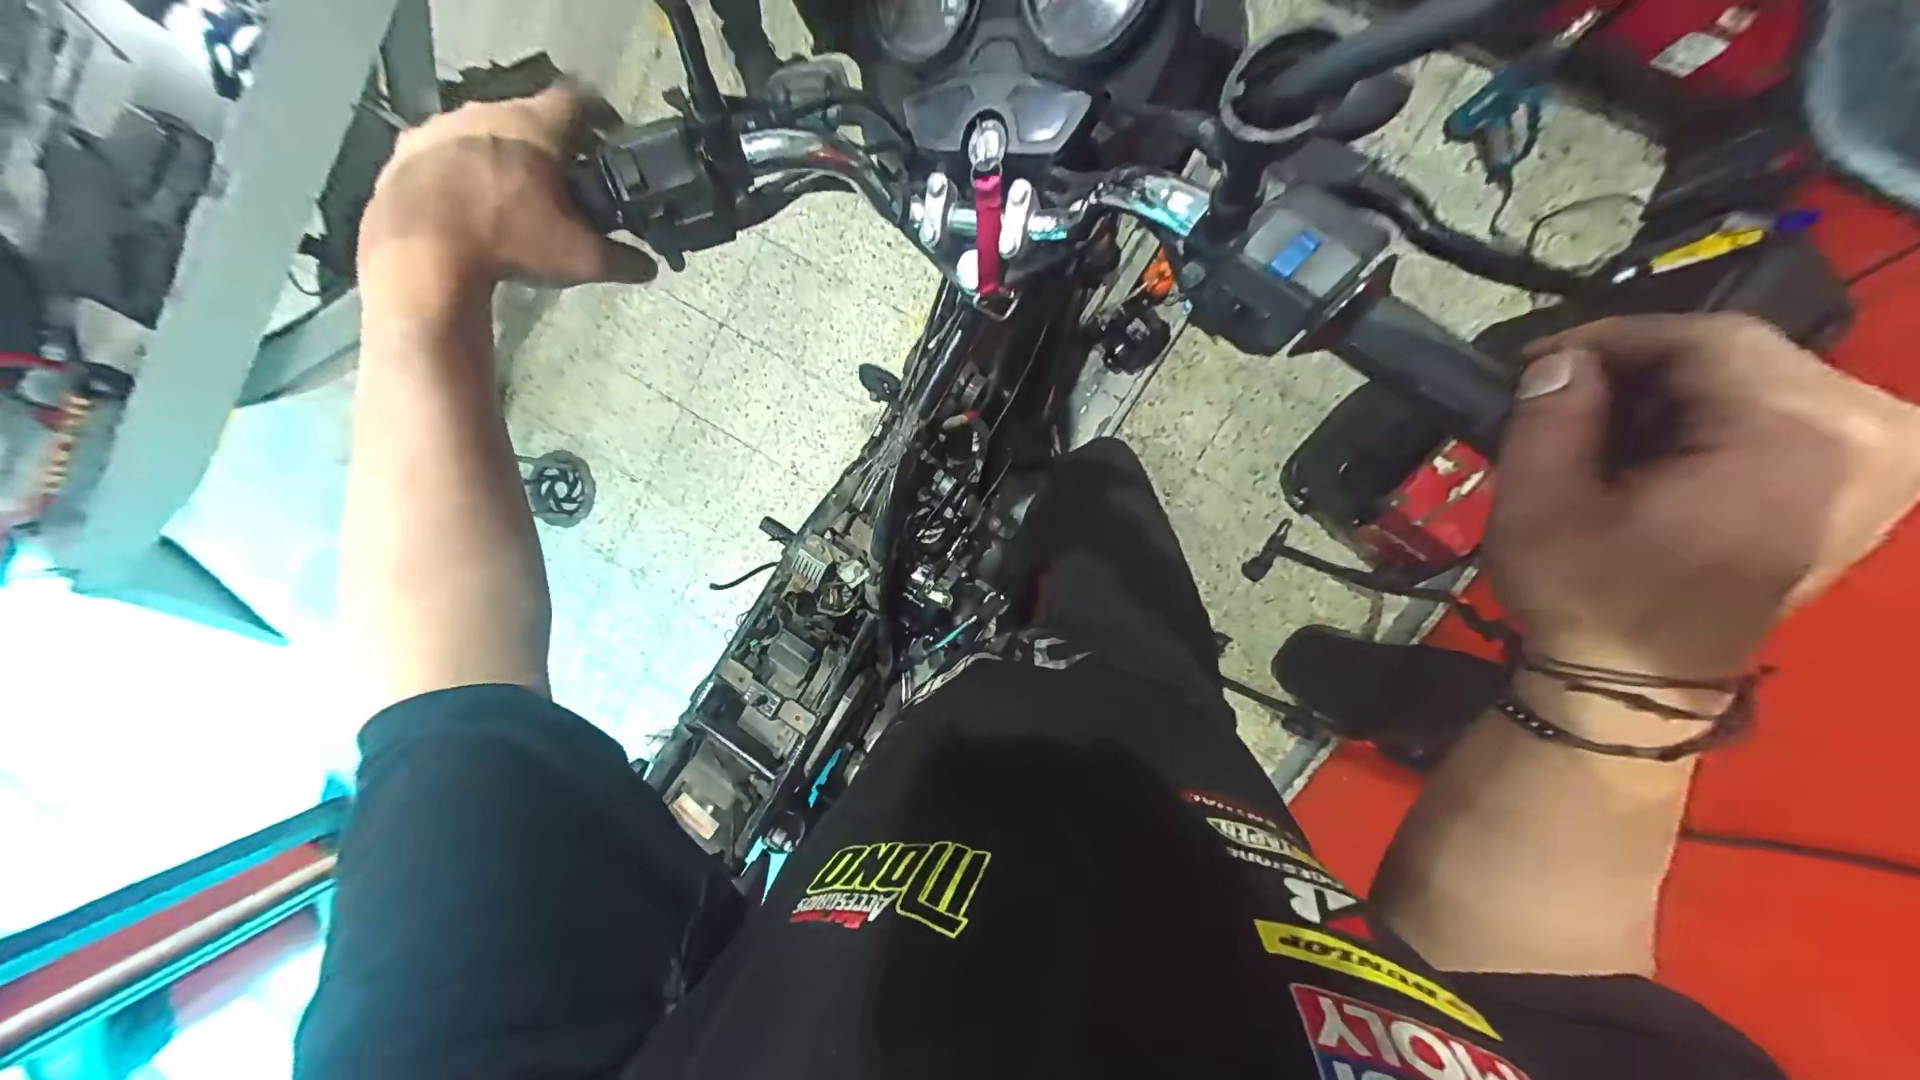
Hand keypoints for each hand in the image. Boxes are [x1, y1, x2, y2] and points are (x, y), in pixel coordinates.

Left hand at [358, 83, 655, 289]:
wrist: (422, 252)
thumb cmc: (512, 241)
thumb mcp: (583, 259)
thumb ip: (623, 261)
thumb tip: (648, 268)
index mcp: (534, 128)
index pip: (579, 100)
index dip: (602, 115)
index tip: (613, 134)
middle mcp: (486, 113)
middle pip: (532, 117)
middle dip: (555, 145)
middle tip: (572, 180)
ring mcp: (440, 128)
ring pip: (488, 134)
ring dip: (509, 157)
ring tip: (523, 197)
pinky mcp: (407, 151)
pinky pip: (450, 154)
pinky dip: (470, 173)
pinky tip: (479, 206)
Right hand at [1487, 314, 1919, 681]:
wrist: (1638, 678)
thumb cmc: (1587, 595)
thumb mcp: (1541, 505)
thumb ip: (1548, 418)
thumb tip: (1558, 362)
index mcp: (1801, 435)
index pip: (1708, 338)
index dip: (1609, 337)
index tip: (1534, 359)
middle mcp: (1876, 431)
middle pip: (1740, 354)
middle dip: (1634, 367)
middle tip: (1553, 392)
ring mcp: (1886, 456)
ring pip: (1757, 378)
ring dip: (1662, 392)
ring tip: (1586, 421)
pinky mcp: (1867, 478)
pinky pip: (1779, 411)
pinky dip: (1701, 416)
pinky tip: (1640, 446)